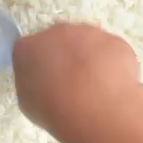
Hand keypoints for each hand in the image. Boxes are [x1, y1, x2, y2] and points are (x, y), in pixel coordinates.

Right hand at [11, 24, 142, 142]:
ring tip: (95, 86)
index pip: (28, 51)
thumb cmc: (54, 110)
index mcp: (27, 48)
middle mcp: (56, 32)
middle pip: (58, 40)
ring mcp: (88, 33)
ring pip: (87, 43)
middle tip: (71, 83)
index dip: (38, 66)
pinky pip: (110, 51)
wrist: (96, 110)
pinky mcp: (115, 40)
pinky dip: (111, 64)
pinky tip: (112, 85)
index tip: (45, 82)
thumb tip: (43, 81)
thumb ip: (32, 83)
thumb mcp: (28, 102)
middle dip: (64, 57)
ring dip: (88, 59)